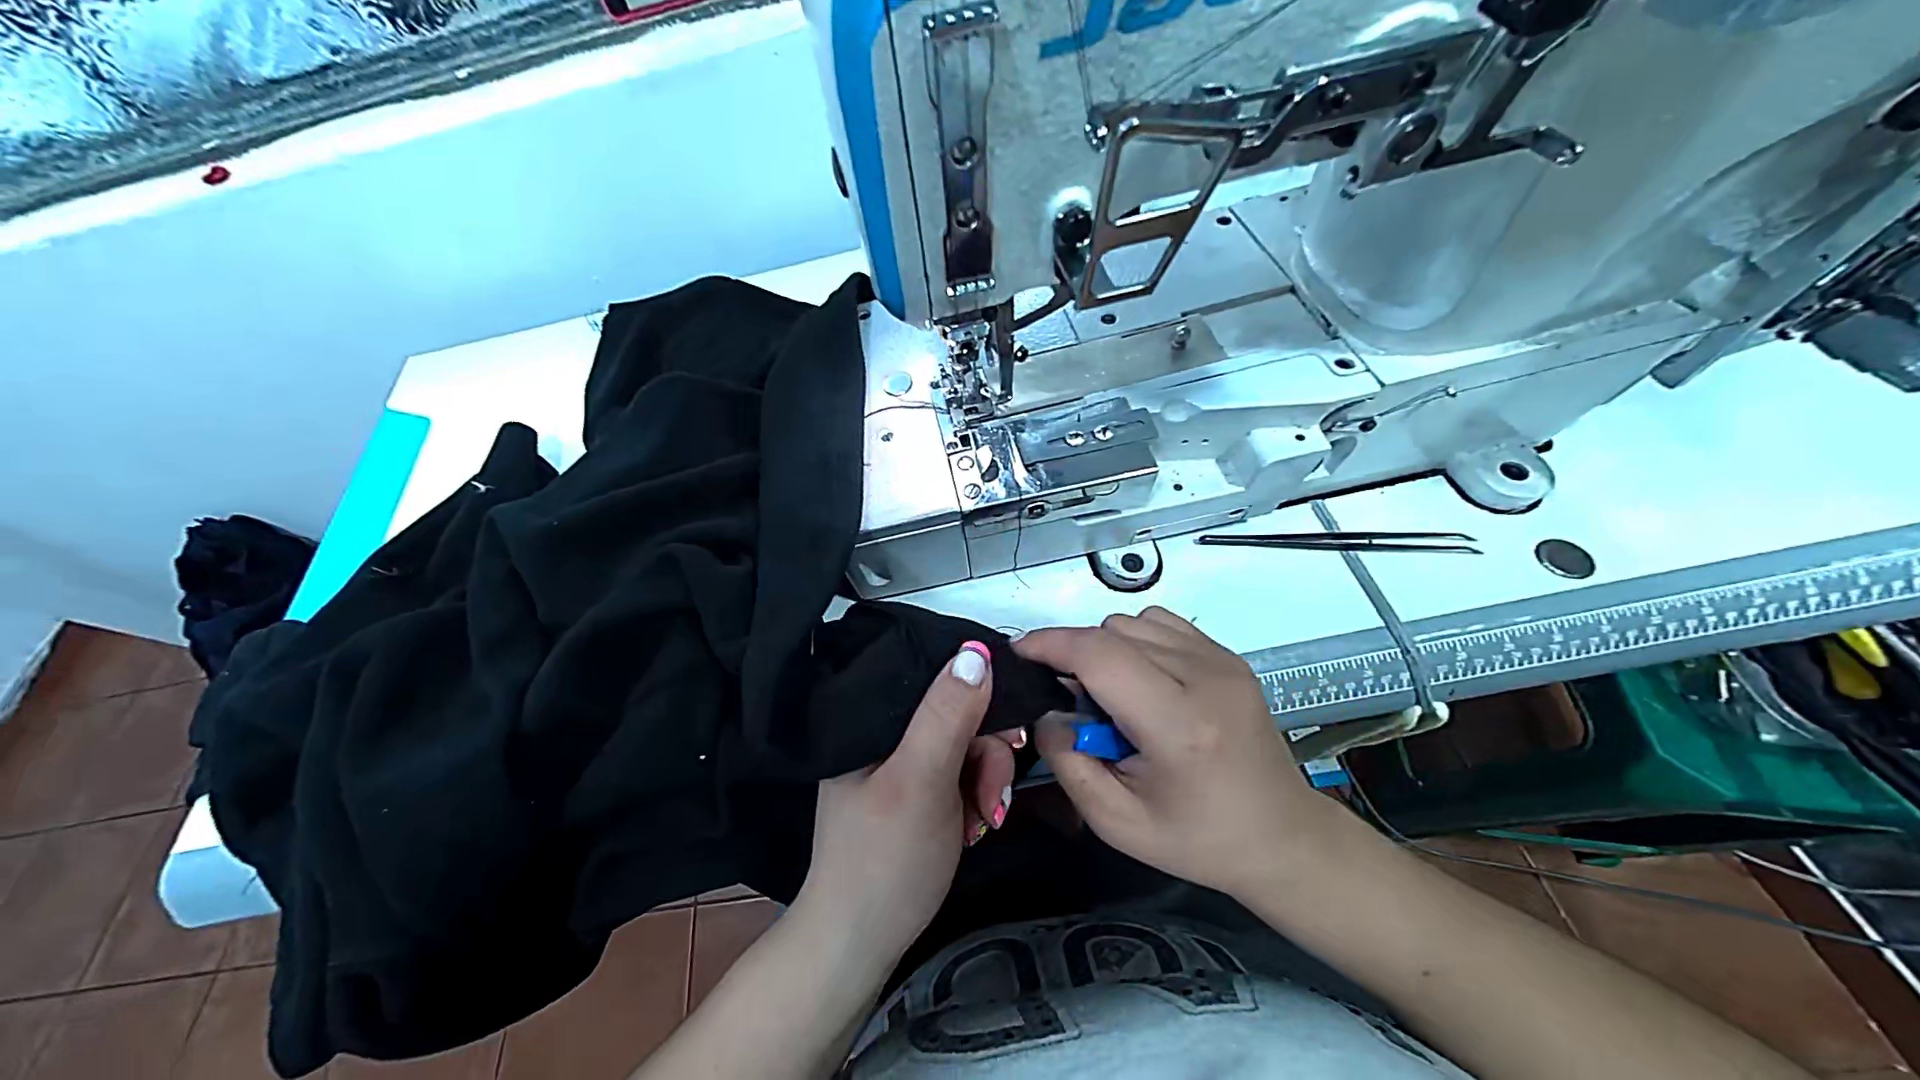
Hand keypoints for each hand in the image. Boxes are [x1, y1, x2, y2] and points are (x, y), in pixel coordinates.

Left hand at [794, 642, 1020, 963]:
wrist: (860, 944)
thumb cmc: (885, 861)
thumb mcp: (920, 780)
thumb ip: (947, 716)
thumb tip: (975, 651)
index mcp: (871, 719)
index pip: (934, 677)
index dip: (979, 696)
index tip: (1008, 735)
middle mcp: (883, 734)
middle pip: (957, 715)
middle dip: (987, 756)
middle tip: (992, 800)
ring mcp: (897, 764)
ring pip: (964, 747)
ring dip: (986, 782)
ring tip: (981, 822)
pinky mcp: (912, 792)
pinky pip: (958, 775)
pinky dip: (975, 798)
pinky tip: (972, 827)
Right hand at [1015, 608, 1343, 899]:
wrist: (1282, 837)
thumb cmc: (1198, 840)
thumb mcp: (1115, 820)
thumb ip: (1066, 759)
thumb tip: (1048, 710)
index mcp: (1179, 724)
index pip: (1100, 655)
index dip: (1049, 645)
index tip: (1018, 655)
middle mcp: (1205, 678)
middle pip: (1112, 632)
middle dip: (1076, 656)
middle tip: (1074, 705)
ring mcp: (1222, 661)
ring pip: (1134, 622)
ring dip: (1107, 649)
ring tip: (1113, 698)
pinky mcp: (1229, 657)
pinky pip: (1161, 625)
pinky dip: (1137, 643)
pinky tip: (1143, 683)